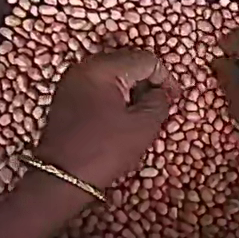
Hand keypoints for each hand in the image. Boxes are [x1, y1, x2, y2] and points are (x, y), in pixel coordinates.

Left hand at [32, 50, 178, 188]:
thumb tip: (160, 92)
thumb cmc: (106, 149)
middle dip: (149, 81)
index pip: (145, 60)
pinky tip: (124, 115)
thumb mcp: (143, 125)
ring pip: (113, 74)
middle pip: (127, 62)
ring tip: (144, 112)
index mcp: (103, 69)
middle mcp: (84, 68)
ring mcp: (72, 82)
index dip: (166, 78)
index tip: (175, 99)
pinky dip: (116, 95)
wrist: (63, 177)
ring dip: (133, 88)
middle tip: (162, 104)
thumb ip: (159, 101)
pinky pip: (99, 86)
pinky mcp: (67, 97)